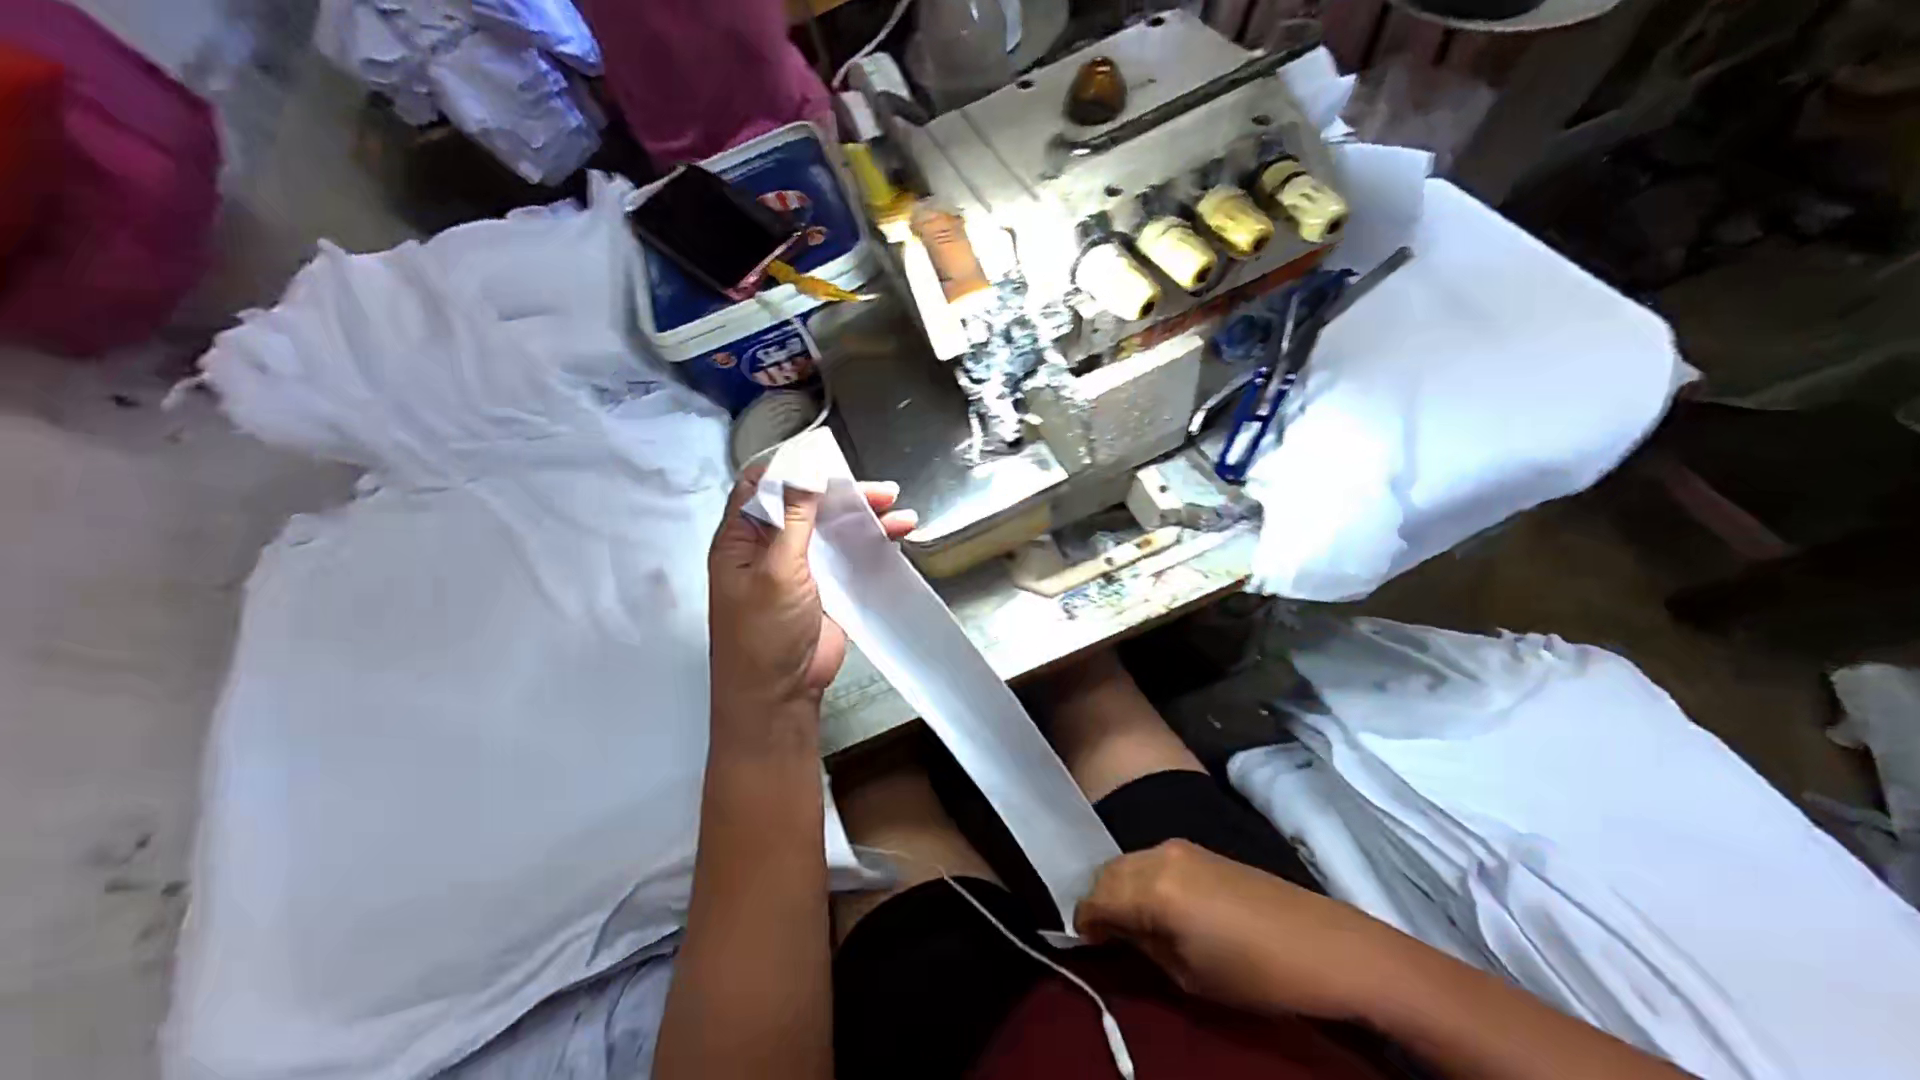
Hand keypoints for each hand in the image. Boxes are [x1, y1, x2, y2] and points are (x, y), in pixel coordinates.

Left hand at [707, 467, 915, 719]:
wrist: (780, 695)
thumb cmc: (764, 631)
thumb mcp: (775, 571)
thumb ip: (793, 520)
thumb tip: (804, 473)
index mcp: (741, 539)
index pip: (760, 487)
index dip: (790, 467)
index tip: (824, 454)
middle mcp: (769, 546)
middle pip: (805, 503)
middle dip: (838, 490)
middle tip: (876, 486)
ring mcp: (800, 566)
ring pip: (831, 526)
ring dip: (861, 513)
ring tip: (895, 501)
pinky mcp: (827, 585)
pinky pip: (849, 553)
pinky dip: (872, 540)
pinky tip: (899, 530)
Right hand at [1074, 840, 1416, 1021]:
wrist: (1322, 945)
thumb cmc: (1253, 973)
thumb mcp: (1187, 976)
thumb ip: (1142, 946)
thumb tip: (1115, 934)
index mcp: (1152, 889)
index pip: (1095, 899)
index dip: (1085, 925)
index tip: (1089, 946)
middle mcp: (1158, 856)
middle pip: (1106, 873)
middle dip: (1099, 901)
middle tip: (1107, 936)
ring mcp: (1179, 846)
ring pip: (1126, 861)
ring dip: (1118, 887)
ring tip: (1131, 922)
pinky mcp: (1198, 847)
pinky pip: (1149, 858)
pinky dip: (1139, 877)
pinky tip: (1155, 903)